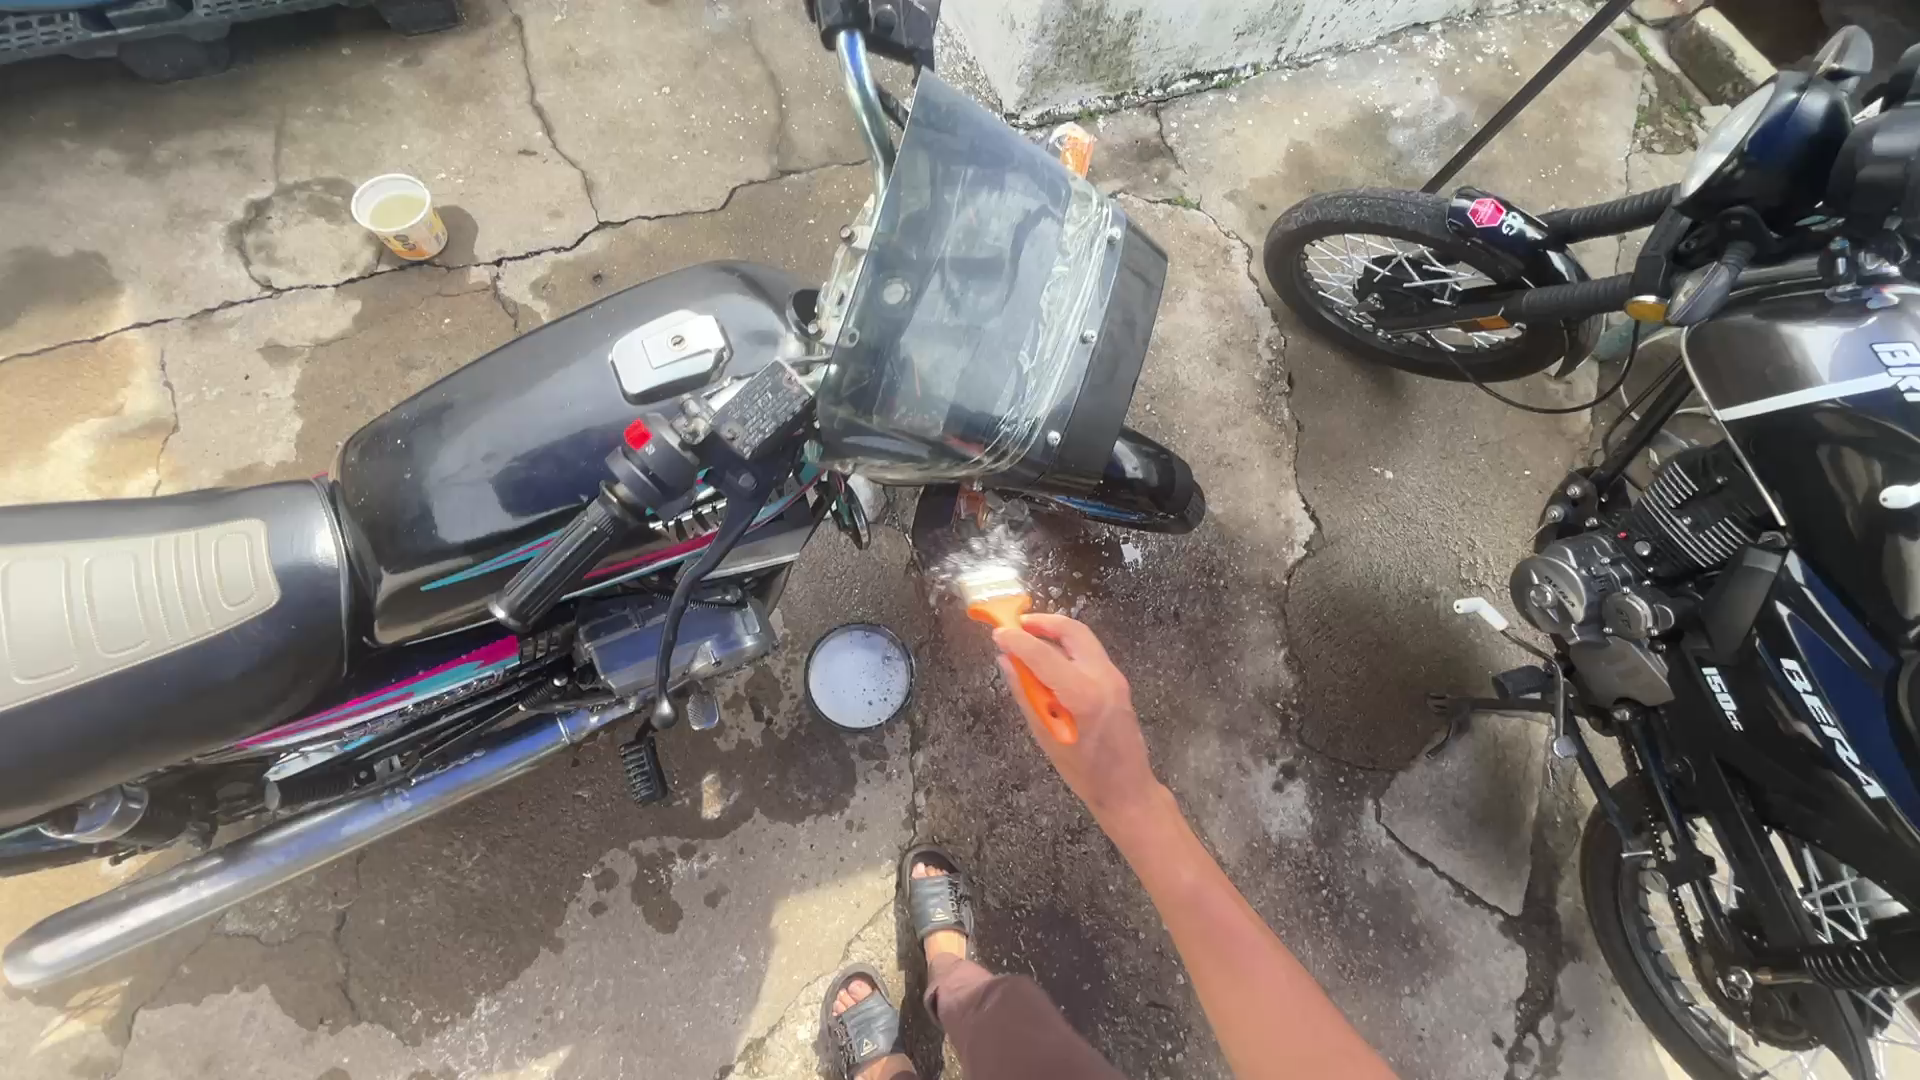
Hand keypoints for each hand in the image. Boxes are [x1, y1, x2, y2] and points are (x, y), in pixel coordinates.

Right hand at [991, 614, 1159, 818]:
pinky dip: (1067, 647)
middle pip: (1072, 631)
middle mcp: (1102, 677)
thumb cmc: (1082, 771)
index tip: (997, 633)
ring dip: (1055, 632)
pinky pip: (1089, 653)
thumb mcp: (1045, 735)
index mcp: (1082, 694)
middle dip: (1043, 622)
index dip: (1017, 640)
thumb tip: (1006, 661)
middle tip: (1017, 625)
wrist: (1126, 788)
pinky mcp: (1118, 681)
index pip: (1043, 654)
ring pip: (1083, 638)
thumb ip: (1025, 693)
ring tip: (1028, 638)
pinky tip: (1049, 659)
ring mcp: (1114, 677)